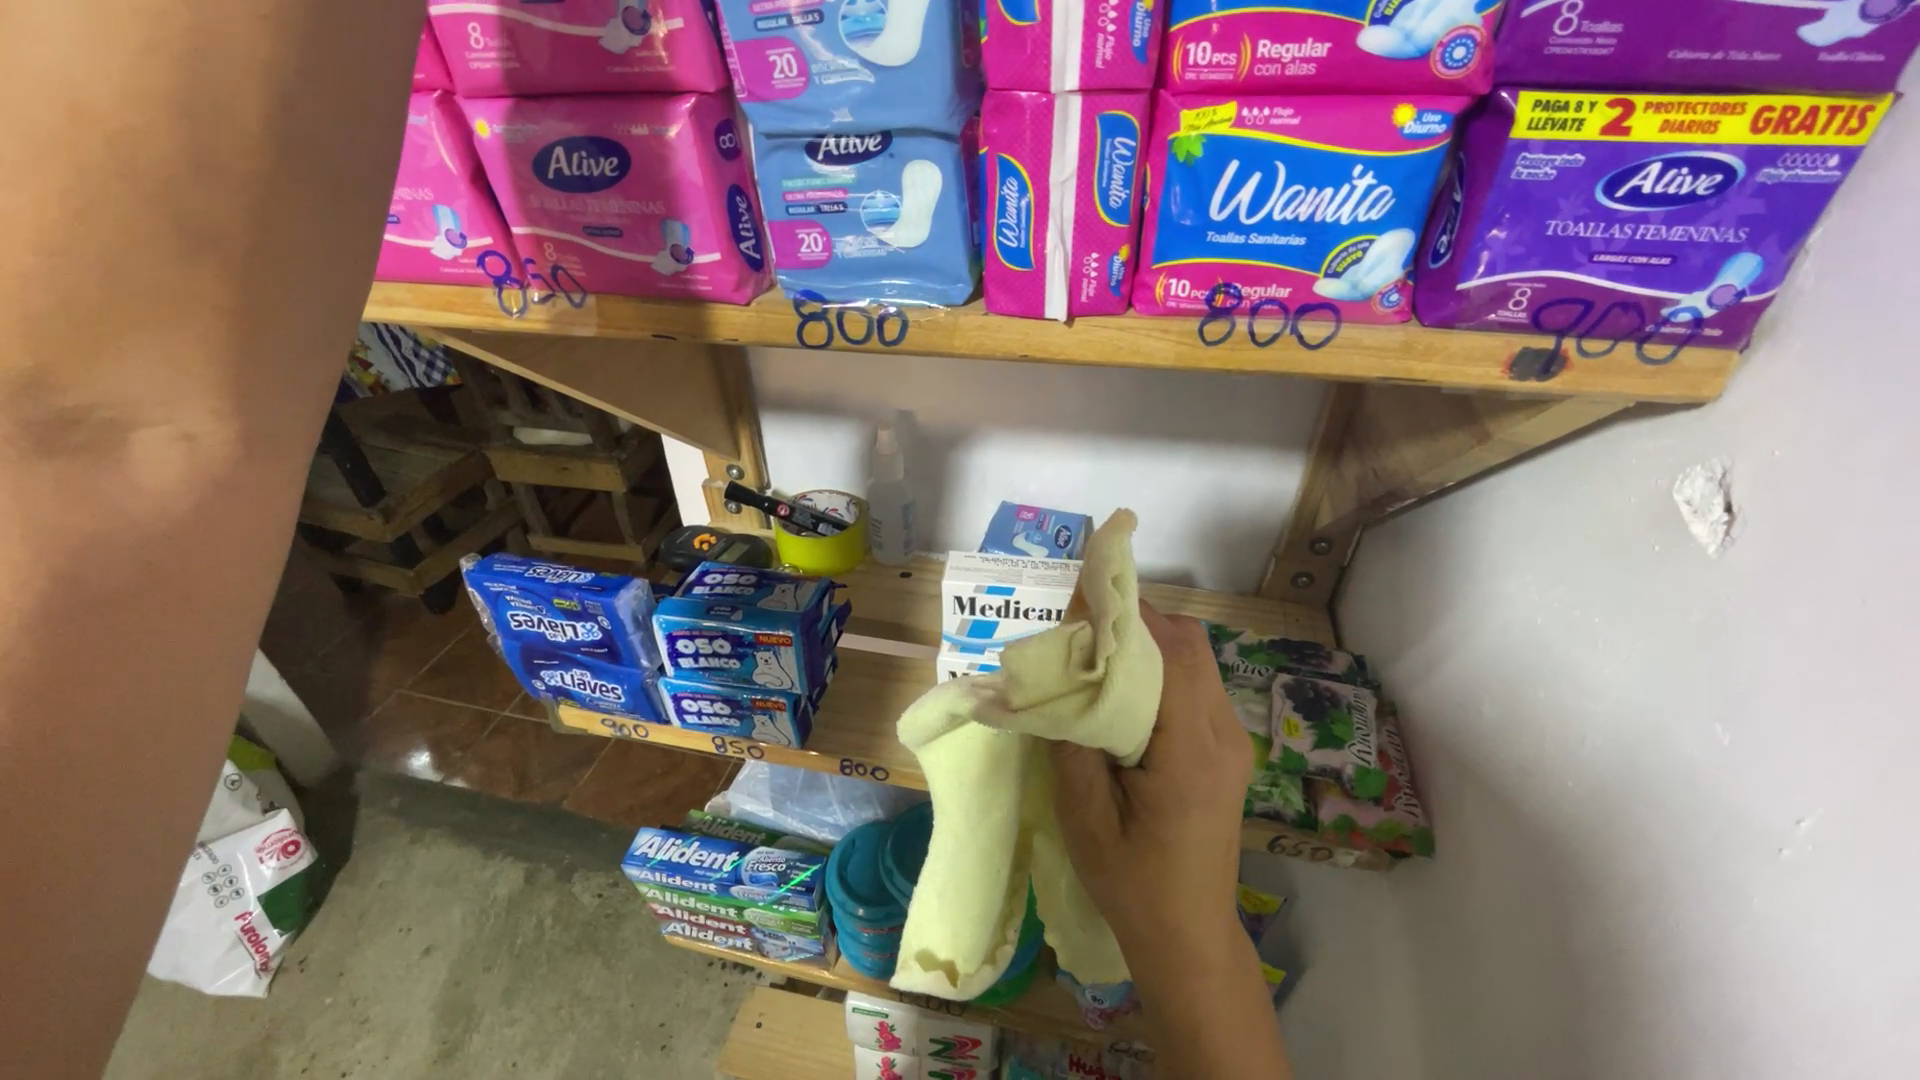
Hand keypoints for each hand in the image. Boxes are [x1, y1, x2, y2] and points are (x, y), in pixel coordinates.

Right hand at [1051, 602, 1252, 968]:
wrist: (1189, 935)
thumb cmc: (1132, 884)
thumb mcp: (1085, 818)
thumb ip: (1073, 742)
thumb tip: (1060, 681)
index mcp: (1193, 753)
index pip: (1174, 656)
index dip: (1133, 616)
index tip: (1086, 596)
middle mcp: (1224, 736)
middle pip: (1192, 647)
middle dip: (1140, 621)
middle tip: (1084, 623)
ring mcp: (1232, 743)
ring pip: (1197, 661)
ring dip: (1151, 644)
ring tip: (1098, 649)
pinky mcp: (1227, 751)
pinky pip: (1197, 686)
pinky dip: (1162, 669)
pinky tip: (1124, 686)